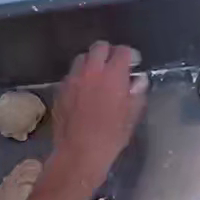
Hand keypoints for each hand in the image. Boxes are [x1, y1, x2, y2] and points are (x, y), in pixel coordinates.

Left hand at [48, 41, 146, 188]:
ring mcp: (73, 79)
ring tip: (97, 77)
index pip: (123, 51)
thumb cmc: (111, 135)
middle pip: (99, 47)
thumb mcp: (132, 115)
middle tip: (115, 66)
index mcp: (113, 75)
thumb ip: (137, 92)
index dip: (131, 56)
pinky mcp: (60, 90)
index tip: (133, 64)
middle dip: (109, 53)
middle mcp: (91, 71)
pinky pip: (71, 75)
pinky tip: (84, 92)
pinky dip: (80, 77)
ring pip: (82, 58)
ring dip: (92, 63)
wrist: (79, 152)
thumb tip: (138, 80)